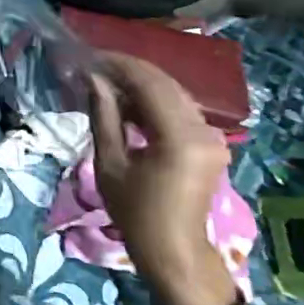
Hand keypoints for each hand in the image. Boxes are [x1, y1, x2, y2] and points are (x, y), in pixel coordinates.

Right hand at [88, 53, 235, 304]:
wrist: (172, 248)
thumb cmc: (134, 210)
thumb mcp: (109, 162)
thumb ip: (104, 116)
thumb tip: (93, 80)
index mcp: (180, 136)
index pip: (150, 84)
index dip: (120, 65)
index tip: (91, 56)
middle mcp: (204, 130)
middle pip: (166, 85)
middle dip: (130, 71)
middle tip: (95, 65)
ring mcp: (212, 137)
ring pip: (174, 95)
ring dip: (141, 85)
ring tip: (106, 81)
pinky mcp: (210, 144)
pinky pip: (179, 111)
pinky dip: (153, 102)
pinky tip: (127, 103)